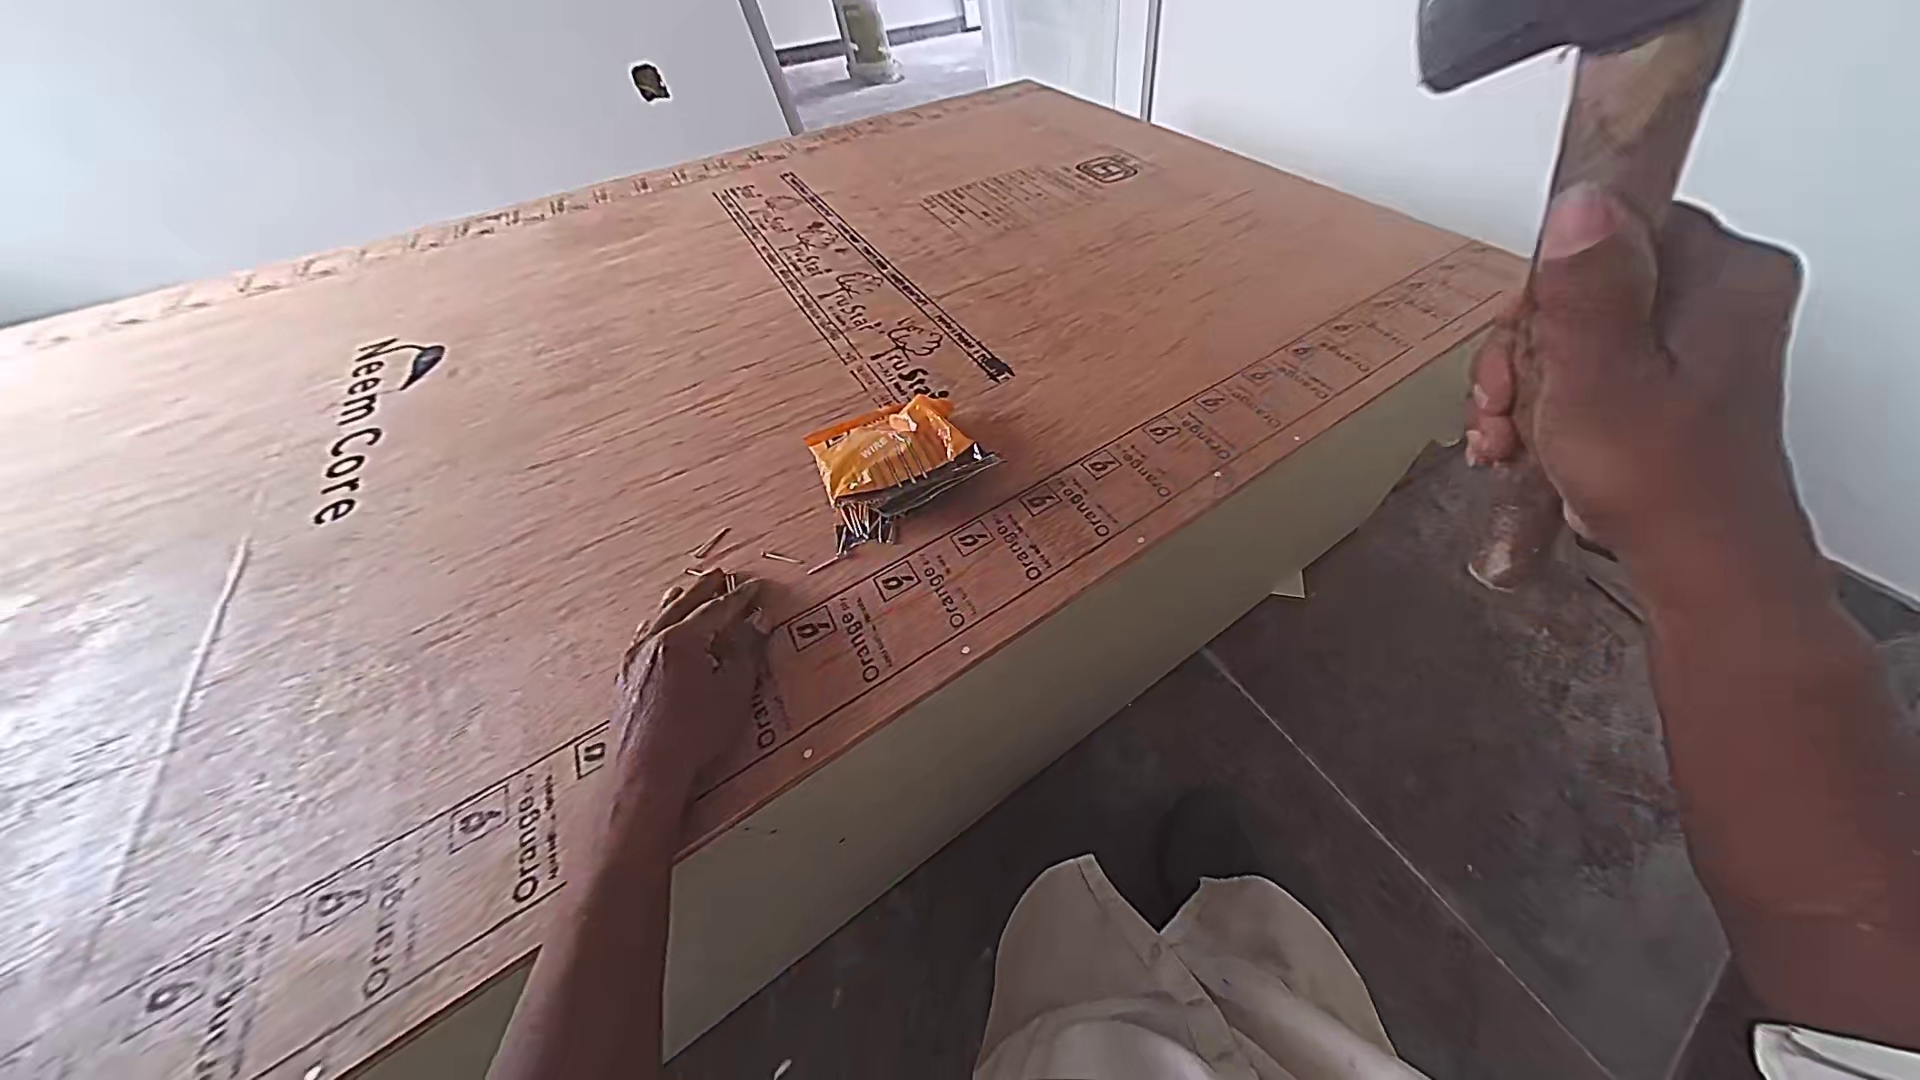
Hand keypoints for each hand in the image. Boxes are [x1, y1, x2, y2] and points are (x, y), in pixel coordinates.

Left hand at [614, 569, 766, 802]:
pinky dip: (658, 622)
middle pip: (683, 604)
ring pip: (658, 618)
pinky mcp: (625, 677)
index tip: (755, 588)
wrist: (645, 771)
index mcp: (681, 640)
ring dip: (678, 601)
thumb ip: (746, 651)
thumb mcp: (734, 690)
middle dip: (704, 589)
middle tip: (720, 575)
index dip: (740, 598)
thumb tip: (757, 622)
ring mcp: (634, 659)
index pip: (717, 609)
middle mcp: (653, 642)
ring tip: (686, 590)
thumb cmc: (694, 733)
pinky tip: (657, 627)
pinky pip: (644, 635)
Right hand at [1465, 185, 1818, 601]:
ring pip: (1561, 333)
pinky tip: (1516, 439)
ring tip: (1506, 435)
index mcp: (1720, 276)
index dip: (1546, 289)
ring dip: (1513, 387)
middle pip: (1576, 289)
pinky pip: (1569, 366)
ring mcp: (1681, 340)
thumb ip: (1588, 290)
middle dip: (1518, 354)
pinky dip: (1532, 403)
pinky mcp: (1655, 376)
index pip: (1610, 232)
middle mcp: (1709, 297)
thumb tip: (1578, 201)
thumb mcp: (1599, 375)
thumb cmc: (1651, 471)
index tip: (1525, 346)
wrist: (1689, 550)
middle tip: (1506, 404)